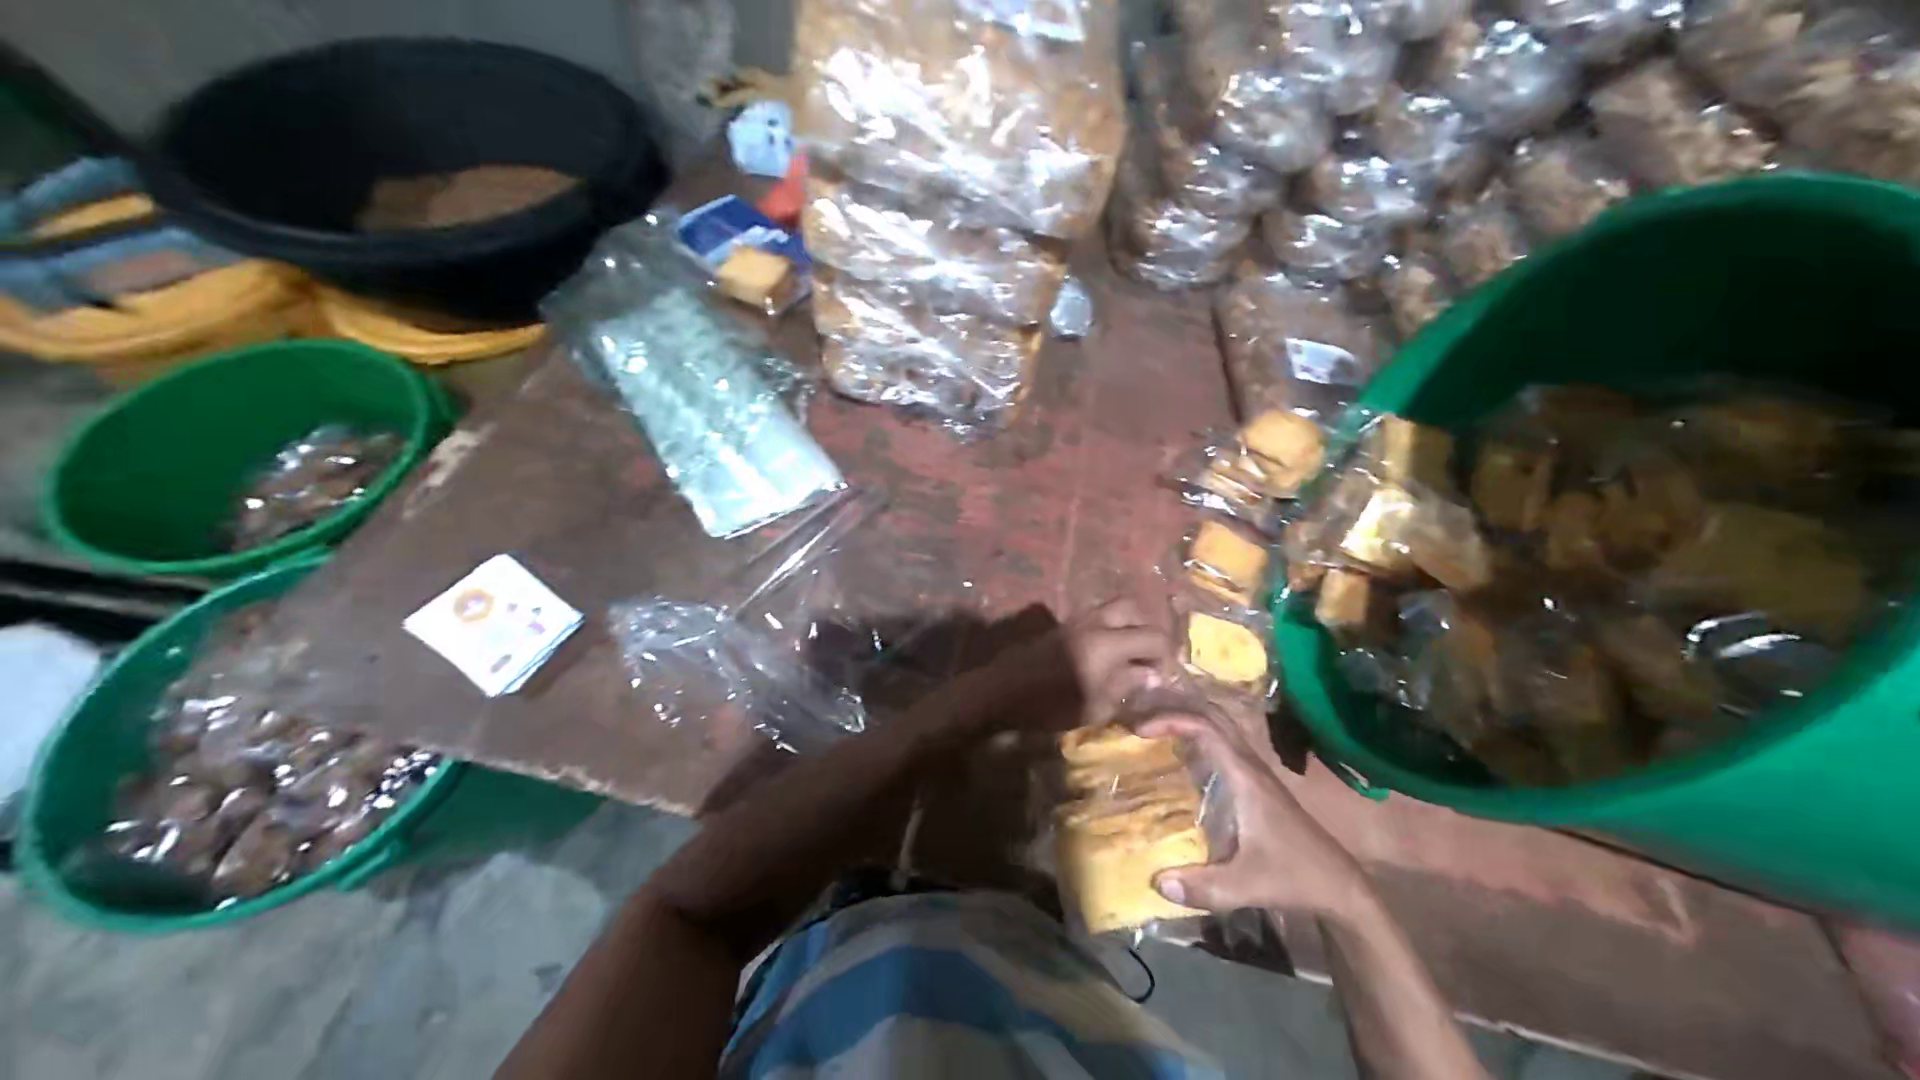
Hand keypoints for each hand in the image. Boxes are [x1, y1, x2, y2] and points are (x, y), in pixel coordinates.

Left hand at [1063, 598, 1173, 727]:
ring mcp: (1074, 621)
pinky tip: (1102, 657)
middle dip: (1146, 629)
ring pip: (1110, 609)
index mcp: (1108, 643)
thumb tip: (1149, 674)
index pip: (1153, 636)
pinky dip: (1106, 630)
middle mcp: (1093, 623)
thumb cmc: (1050, 705)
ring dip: (1125, 627)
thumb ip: (1127, 685)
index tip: (1162, 678)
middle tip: (1146, 657)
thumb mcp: (1096, 706)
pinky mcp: (1060, 627)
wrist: (1003, 692)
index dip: (1165, 656)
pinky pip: (1093, 619)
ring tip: (1126, 658)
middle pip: (1131, 607)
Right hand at [1140, 711, 1370, 918]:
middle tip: (1139, 722)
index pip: (1207, 729)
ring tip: (1152, 730)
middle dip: (1175, 711)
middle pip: (1213, 717)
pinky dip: (1197, 737)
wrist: (1340, 885)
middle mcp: (1250, 766)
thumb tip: (1157, 881)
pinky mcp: (1255, 783)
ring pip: (1219, 727)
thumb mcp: (1248, 887)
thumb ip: (1205, 887)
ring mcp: (1255, 772)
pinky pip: (1222, 744)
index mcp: (1246, 778)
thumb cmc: (1295, 877)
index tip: (1140, 730)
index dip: (1173, 720)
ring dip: (1187, 720)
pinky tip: (1177, 755)